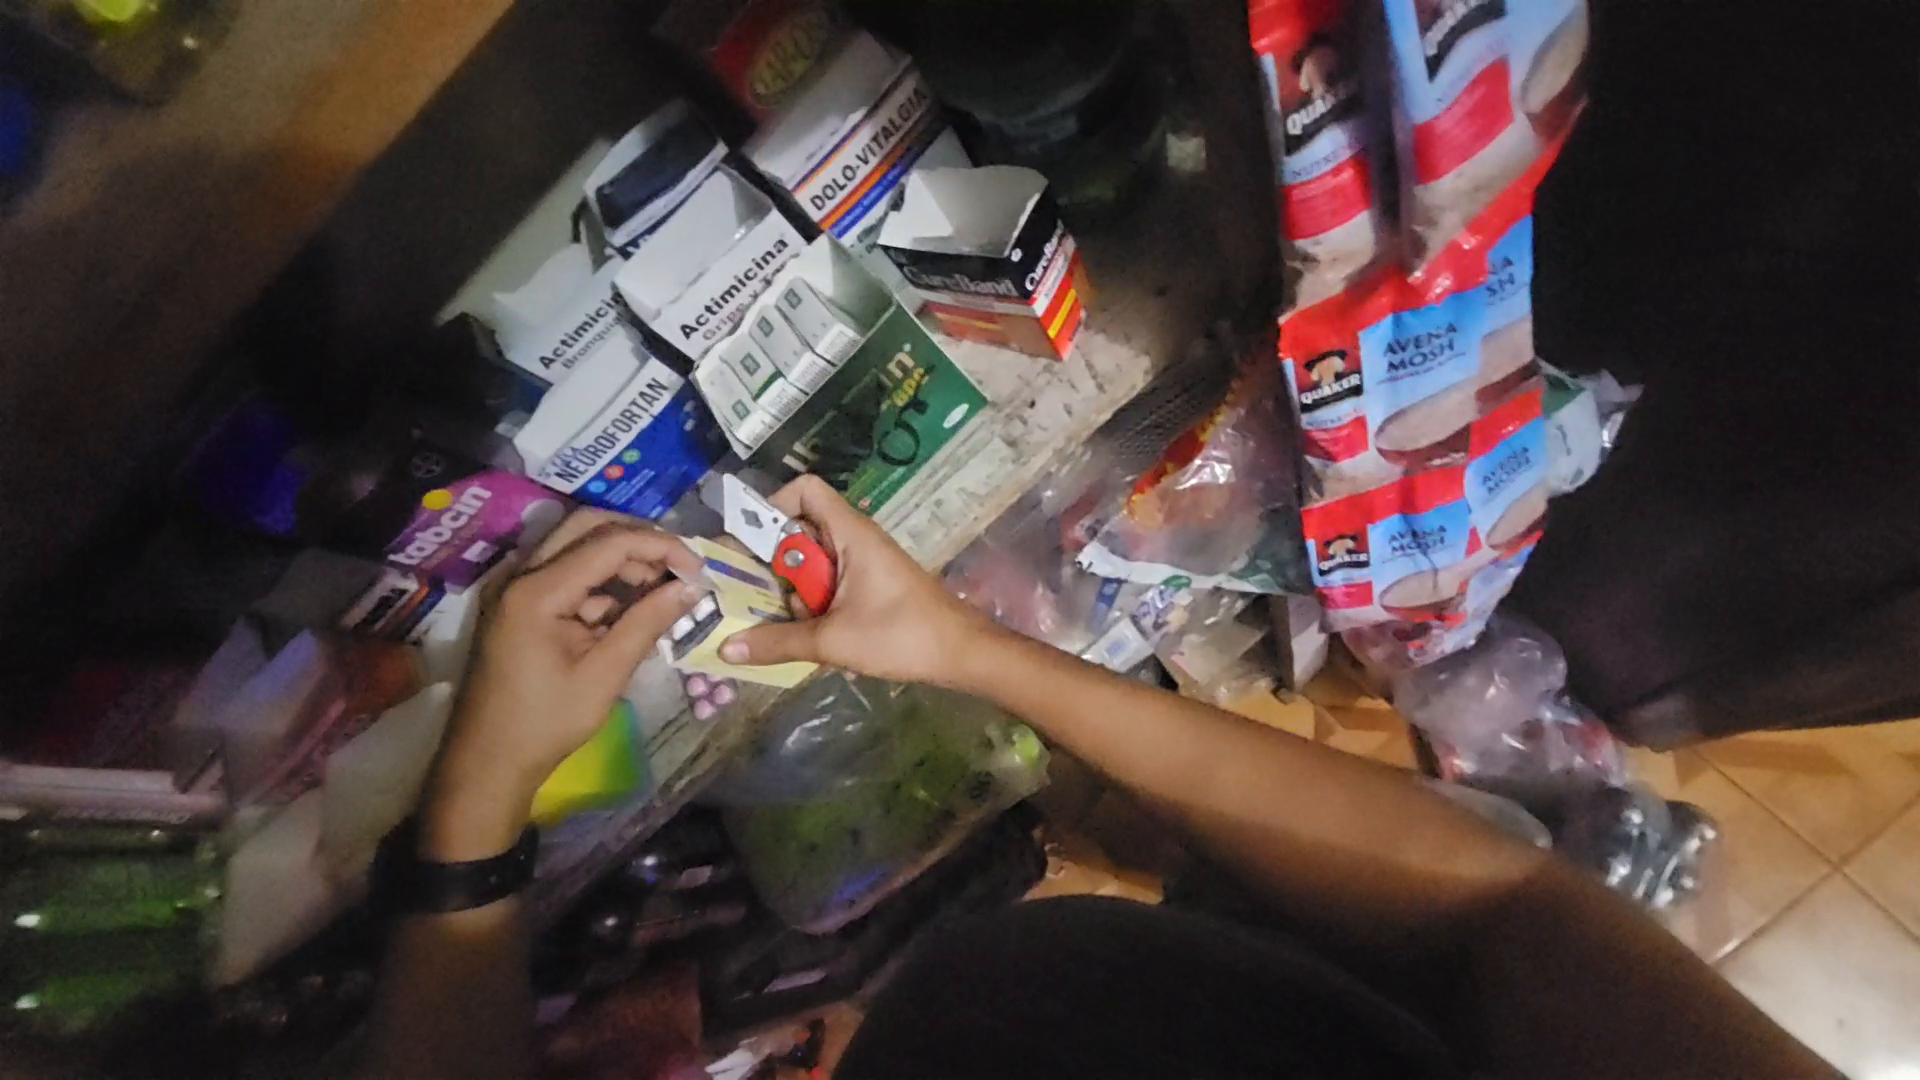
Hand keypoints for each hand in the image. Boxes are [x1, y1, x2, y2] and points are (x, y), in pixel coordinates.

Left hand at [419, 510, 704, 859]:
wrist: (488, 762)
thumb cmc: (547, 722)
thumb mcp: (607, 674)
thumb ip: (649, 622)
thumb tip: (692, 587)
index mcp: (537, 591)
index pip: (609, 543)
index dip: (661, 547)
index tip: (698, 569)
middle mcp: (522, 575)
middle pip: (589, 527)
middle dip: (641, 540)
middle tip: (679, 566)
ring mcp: (518, 587)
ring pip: (580, 545)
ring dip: (625, 559)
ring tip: (663, 590)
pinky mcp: (523, 603)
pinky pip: (571, 572)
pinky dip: (606, 581)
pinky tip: (634, 609)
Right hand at [718, 475, 1003, 686]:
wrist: (962, 653)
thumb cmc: (903, 635)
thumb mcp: (833, 640)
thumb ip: (778, 642)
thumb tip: (726, 648)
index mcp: (849, 533)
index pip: (803, 490)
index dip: (769, 506)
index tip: (746, 546)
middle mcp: (854, 539)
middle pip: (797, 531)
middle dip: (772, 565)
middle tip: (751, 599)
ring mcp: (863, 563)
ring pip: (810, 564)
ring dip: (794, 593)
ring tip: (790, 628)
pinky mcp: (869, 586)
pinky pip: (828, 584)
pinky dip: (814, 606)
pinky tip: (814, 640)